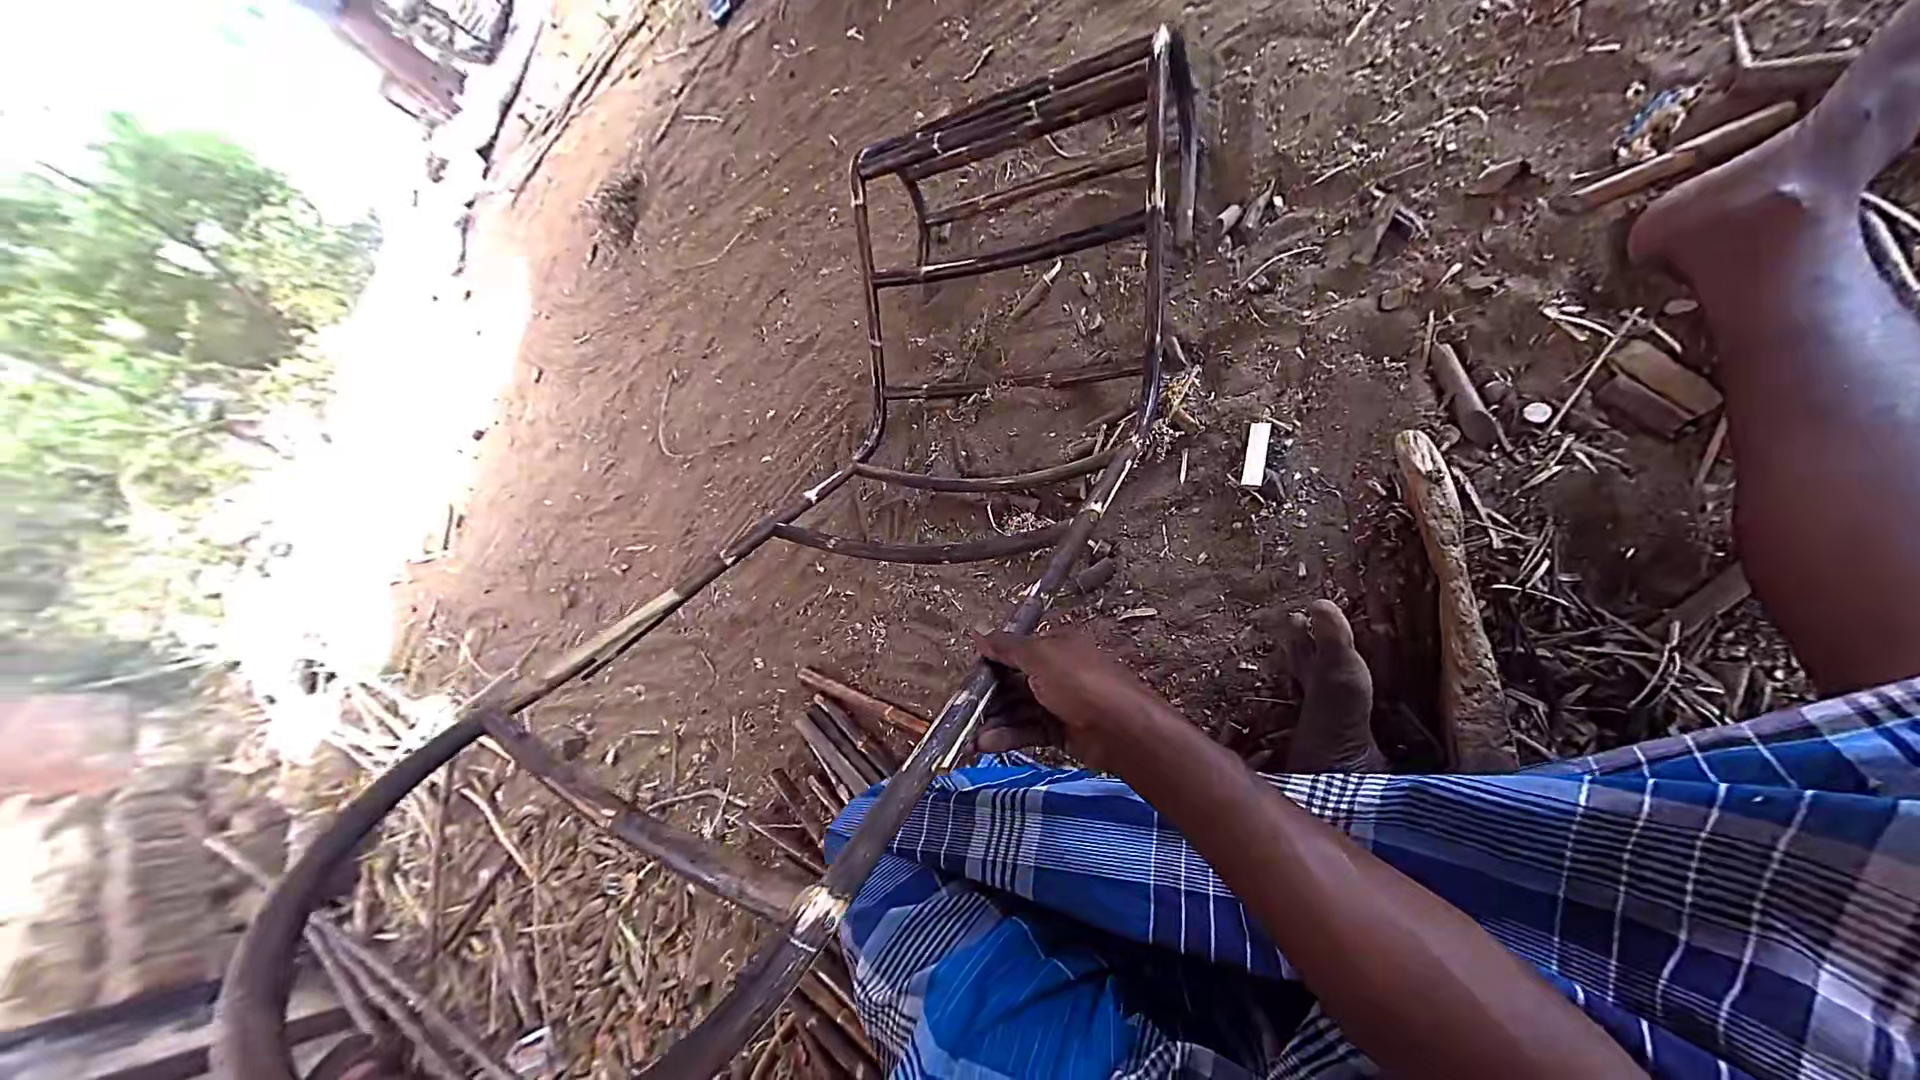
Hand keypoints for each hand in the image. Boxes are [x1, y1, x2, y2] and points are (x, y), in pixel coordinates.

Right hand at [973, 631, 1180, 769]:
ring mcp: (1059, 703)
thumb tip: (979, 632)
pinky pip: (1028, 730)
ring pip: (1018, 709)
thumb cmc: (1083, 683)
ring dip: (995, 721)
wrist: (1123, 730)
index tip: (970, 679)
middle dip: (988, 697)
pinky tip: (988, 744)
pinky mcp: (1060, 730)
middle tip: (964, 712)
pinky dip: (1008, 736)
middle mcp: (1057, 672)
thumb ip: (1007, 647)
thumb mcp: (1041, 657)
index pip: (1015, 652)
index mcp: (1056, 646)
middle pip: (1014, 682)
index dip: (992, 664)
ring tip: (971, 736)